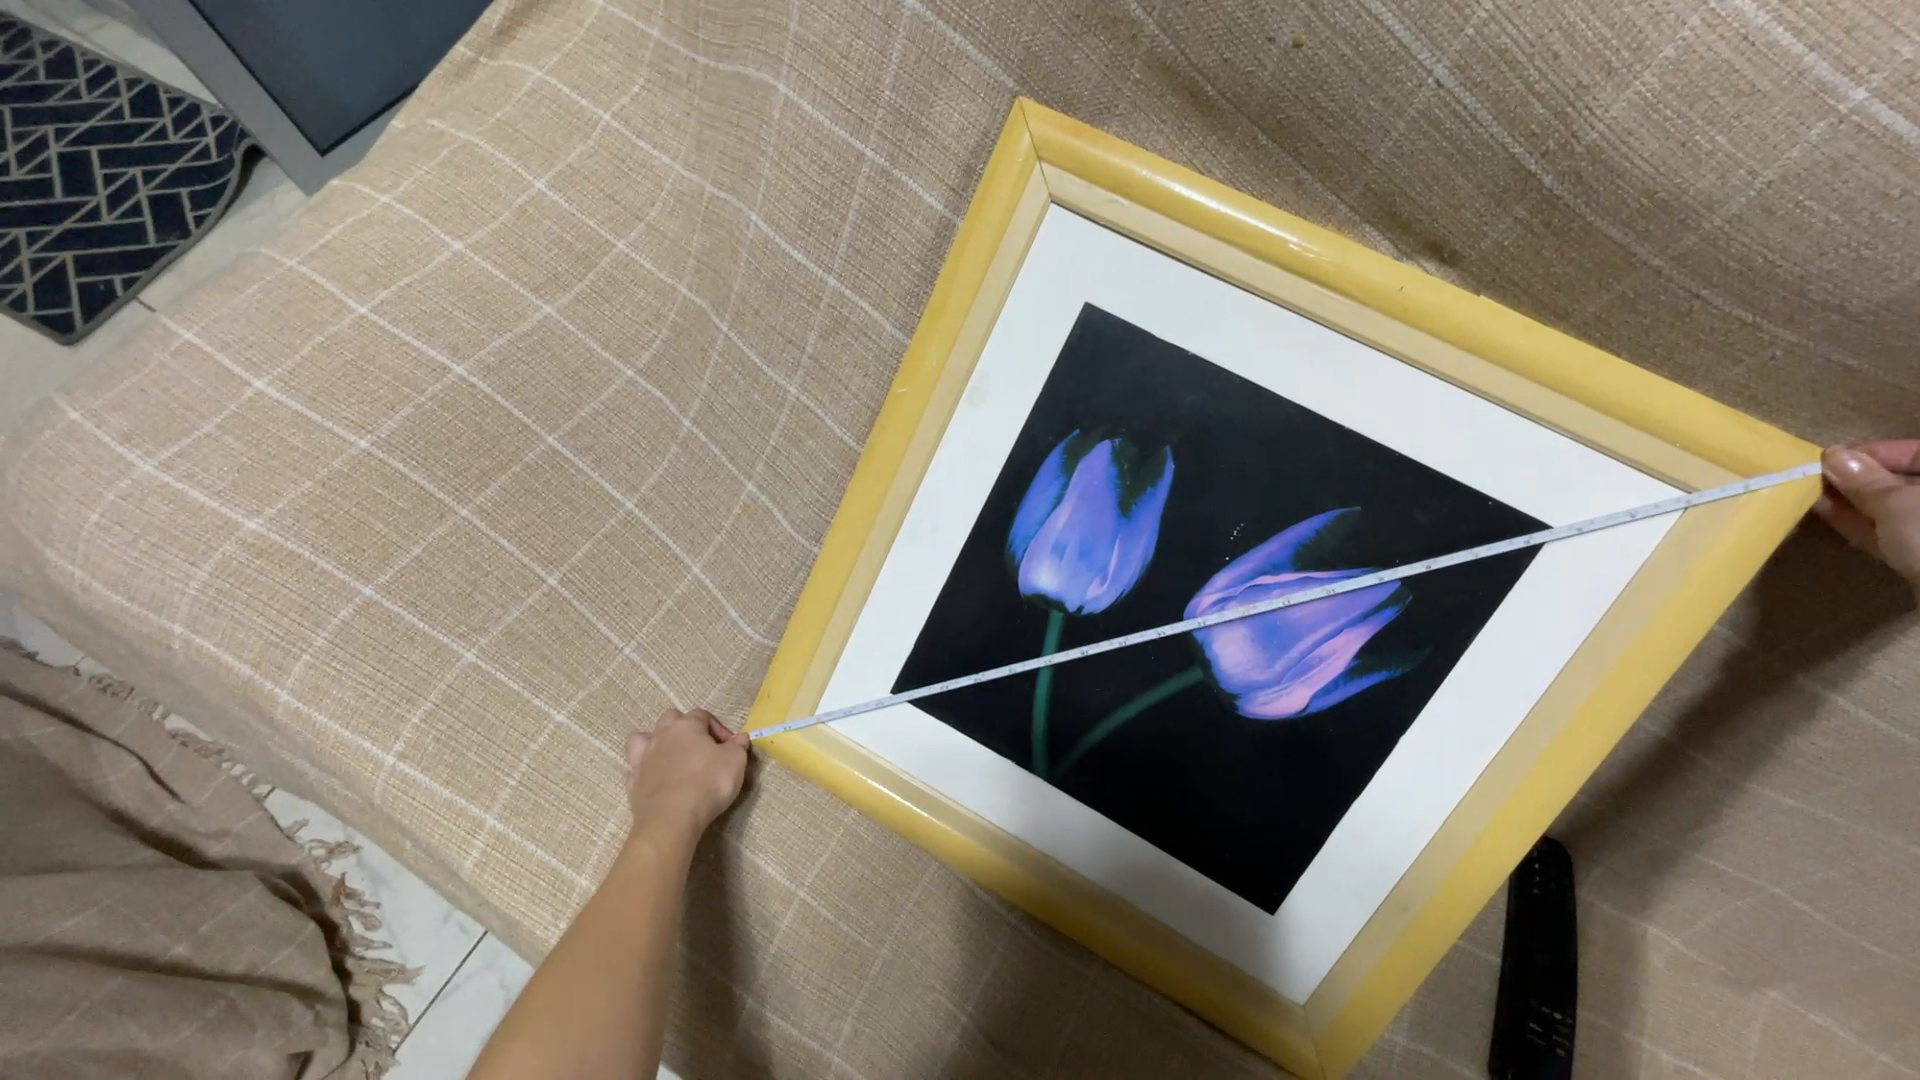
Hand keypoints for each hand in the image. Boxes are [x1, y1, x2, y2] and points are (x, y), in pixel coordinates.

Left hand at [624, 709, 748, 845]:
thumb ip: (738, 746)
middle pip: (671, 719)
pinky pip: (637, 766)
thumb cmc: (708, 783)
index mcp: (687, 726)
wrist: (672, 818)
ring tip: (671, 756)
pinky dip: (647, 769)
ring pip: (643, 737)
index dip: (719, 728)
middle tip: (700, 747)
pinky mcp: (632, 781)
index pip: (703, 715)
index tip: (730, 746)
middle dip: (686, 728)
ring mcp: (643, 757)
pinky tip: (657, 779)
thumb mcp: (735, 762)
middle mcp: (661, 735)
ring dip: (656, 742)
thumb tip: (740, 737)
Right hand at [1815, 441, 1919, 594]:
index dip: (1874, 453)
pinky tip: (1827, 514)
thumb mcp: (1899, 503)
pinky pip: (1893, 531)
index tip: (1829, 459)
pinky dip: (1863, 522)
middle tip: (1817, 479)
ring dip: (1856, 502)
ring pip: (1897, 508)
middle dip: (1861, 480)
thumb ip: (1865, 479)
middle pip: (1907, 480)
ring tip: (1812, 496)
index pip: (1918, 451)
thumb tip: (1832, 455)